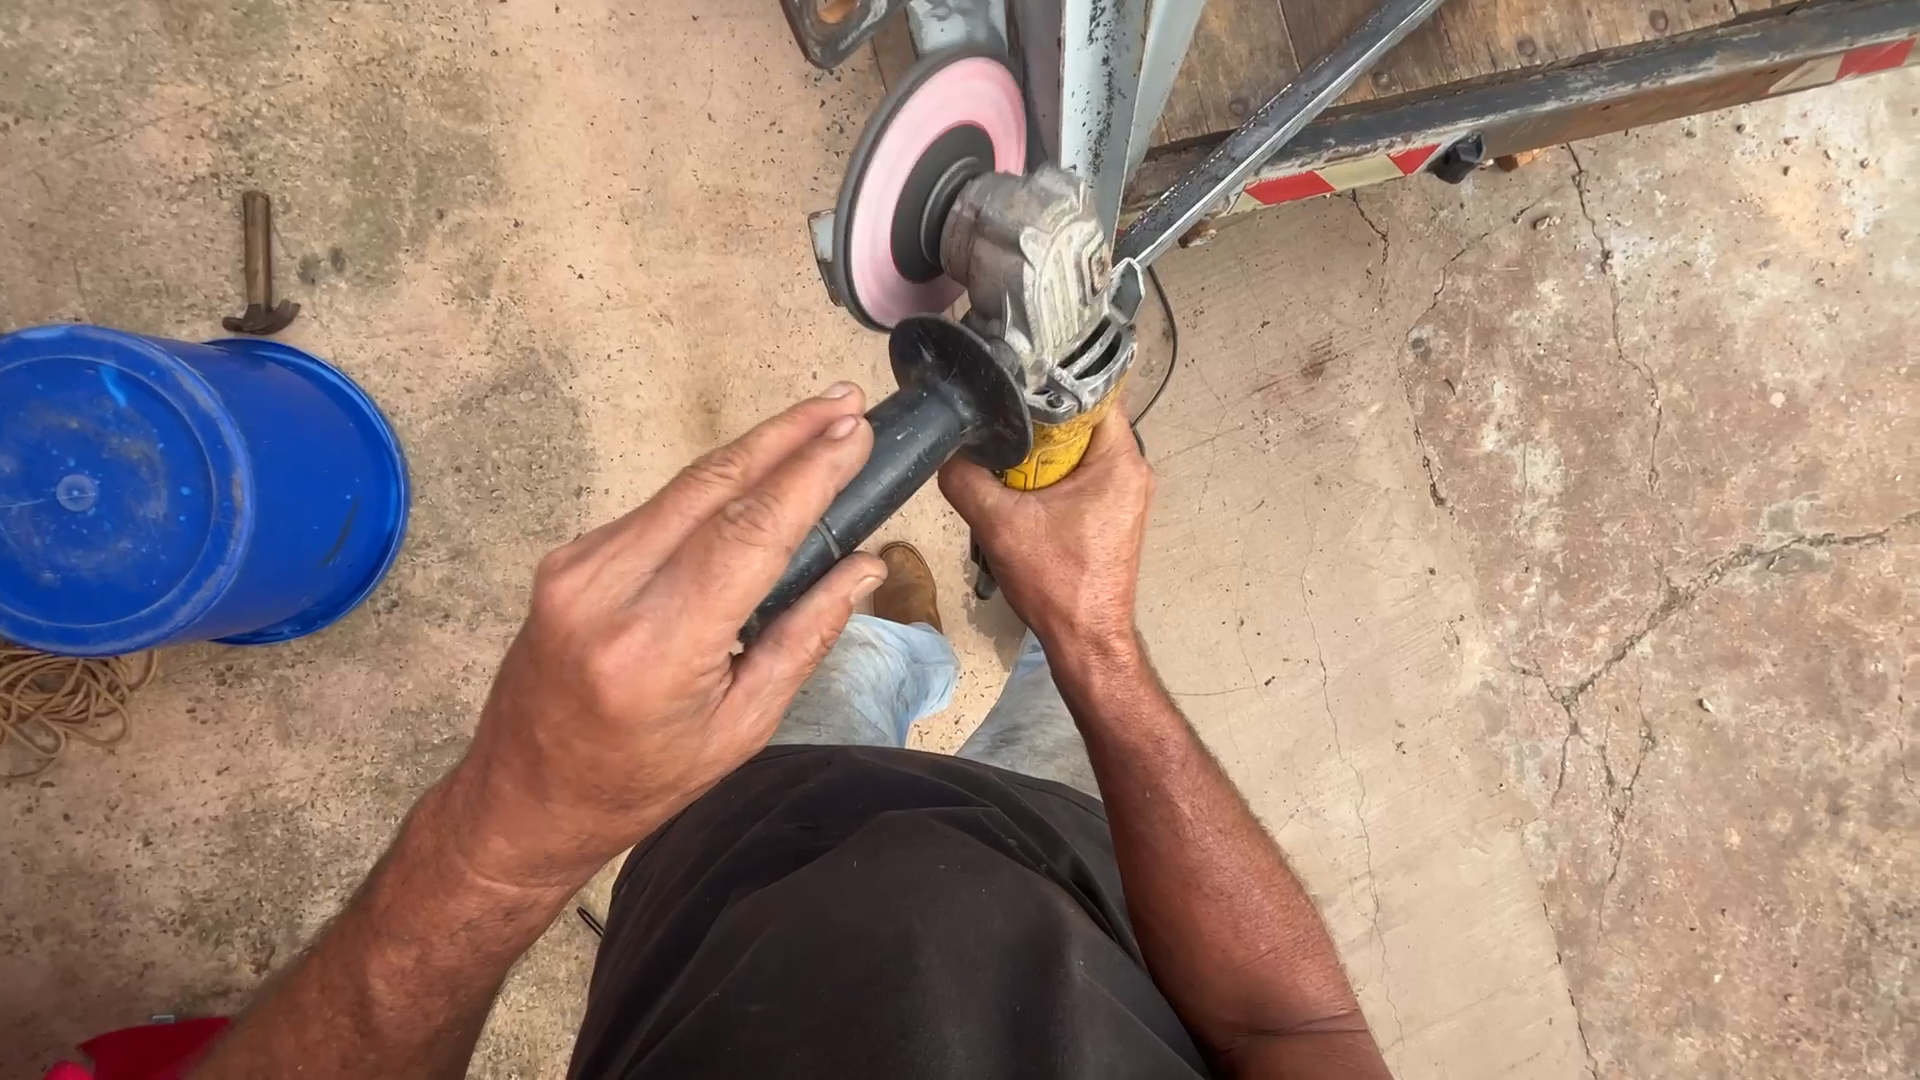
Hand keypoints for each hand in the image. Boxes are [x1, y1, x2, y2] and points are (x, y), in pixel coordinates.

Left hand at [442, 387, 886, 890]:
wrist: (521, 799)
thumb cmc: (642, 780)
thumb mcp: (743, 726)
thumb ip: (806, 636)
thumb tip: (865, 567)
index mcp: (658, 645)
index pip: (750, 532)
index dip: (809, 474)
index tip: (855, 433)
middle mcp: (607, 588)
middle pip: (713, 483)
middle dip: (788, 433)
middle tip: (845, 399)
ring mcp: (578, 565)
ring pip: (686, 484)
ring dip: (758, 446)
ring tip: (817, 420)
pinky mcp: (570, 557)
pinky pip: (662, 507)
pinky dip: (719, 481)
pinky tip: (761, 469)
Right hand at [938, 408, 1152, 658]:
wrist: (1085, 640)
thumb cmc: (1056, 583)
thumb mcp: (999, 525)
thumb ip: (966, 479)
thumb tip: (946, 451)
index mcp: (1120, 460)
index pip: (1090, 394)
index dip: (1048, 386)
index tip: (1010, 388)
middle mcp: (1132, 470)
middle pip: (1080, 423)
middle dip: (1038, 426)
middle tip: (999, 430)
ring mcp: (1125, 495)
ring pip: (1077, 452)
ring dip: (1042, 457)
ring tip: (1006, 463)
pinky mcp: (1113, 515)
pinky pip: (1081, 478)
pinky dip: (1052, 480)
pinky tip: (1023, 494)